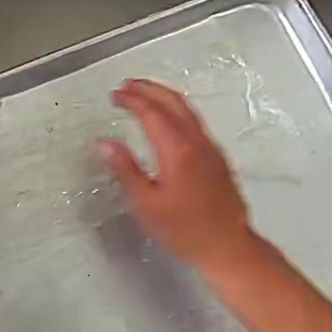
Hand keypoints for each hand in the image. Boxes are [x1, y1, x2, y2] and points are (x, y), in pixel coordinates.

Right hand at [100, 79, 261, 276]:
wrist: (227, 246)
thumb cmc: (186, 230)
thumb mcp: (145, 204)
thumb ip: (125, 170)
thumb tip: (105, 145)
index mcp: (178, 150)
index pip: (151, 112)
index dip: (132, 99)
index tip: (115, 94)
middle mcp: (198, 142)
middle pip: (173, 102)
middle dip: (148, 89)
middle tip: (127, 86)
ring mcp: (211, 149)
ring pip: (187, 109)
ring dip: (163, 97)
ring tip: (144, 95)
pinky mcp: (218, 159)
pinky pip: (195, 122)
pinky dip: (177, 110)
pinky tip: (168, 120)